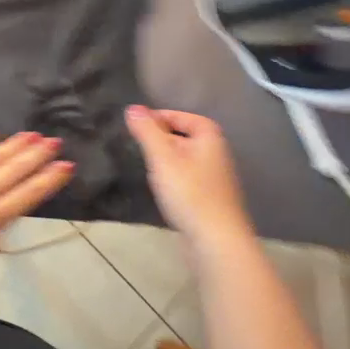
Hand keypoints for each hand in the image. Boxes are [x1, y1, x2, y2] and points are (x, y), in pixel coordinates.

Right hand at [124, 106, 252, 242]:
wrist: (216, 240)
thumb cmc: (189, 193)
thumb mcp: (162, 157)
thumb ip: (147, 131)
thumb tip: (132, 108)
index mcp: (210, 138)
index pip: (184, 116)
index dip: (161, 116)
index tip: (137, 124)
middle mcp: (217, 154)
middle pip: (186, 137)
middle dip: (162, 137)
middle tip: (137, 144)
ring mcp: (216, 179)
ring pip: (187, 159)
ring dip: (167, 159)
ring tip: (145, 165)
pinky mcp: (210, 199)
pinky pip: (189, 178)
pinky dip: (173, 177)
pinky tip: (161, 189)